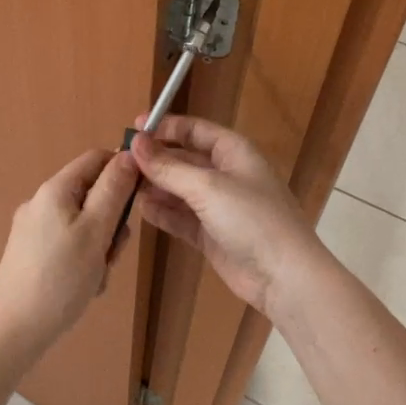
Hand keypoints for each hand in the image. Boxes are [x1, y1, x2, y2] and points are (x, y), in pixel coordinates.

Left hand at [0, 148, 138, 353]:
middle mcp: (41, 202)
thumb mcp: (95, 231)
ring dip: (100, 245)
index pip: (96, 158)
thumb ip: (114, 190)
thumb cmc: (60, 279)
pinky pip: (70, 244)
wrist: (13, 333)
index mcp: (55, 189)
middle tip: (113, 252)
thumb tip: (129, 154)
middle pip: (92, 193)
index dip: (123, 170)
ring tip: (97, 275)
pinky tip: (84, 286)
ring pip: (84, 223)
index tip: (141, 199)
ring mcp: (34, 229)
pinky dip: (84, 260)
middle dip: (111, 220)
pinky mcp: (32, 254)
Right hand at [130, 116, 326, 316]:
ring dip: (156, 187)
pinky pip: (181, 217)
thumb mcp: (208, 187)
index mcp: (233, 152)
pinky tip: (141, 210)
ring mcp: (219, 206)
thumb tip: (136, 143)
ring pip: (180, 190)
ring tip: (124, 187)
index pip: (194, 130)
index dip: (166, 127)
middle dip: (155, 160)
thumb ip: (169, 167)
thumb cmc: (252, 219)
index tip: (133, 129)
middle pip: (184, 160)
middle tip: (120, 164)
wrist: (285, 277)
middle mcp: (226, 174)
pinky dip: (163, 213)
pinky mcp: (212, 235)